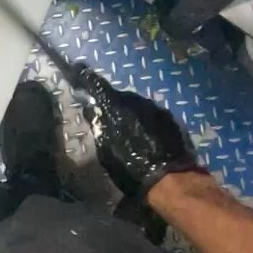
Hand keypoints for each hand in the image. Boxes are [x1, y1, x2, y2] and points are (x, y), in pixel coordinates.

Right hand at [81, 69, 204, 198]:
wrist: (171, 180)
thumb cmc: (132, 169)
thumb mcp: (107, 152)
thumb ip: (98, 128)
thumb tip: (91, 110)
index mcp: (117, 108)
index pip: (99, 87)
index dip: (88, 80)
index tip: (80, 72)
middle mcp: (138, 101)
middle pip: (122, 97)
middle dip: (115, 104)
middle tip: (111, 118)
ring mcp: (158, 109)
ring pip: (139, 105)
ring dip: (133, 113)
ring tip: (131, 131)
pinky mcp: (172, 119)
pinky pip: (154, 115)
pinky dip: (148, 122)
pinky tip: (148, 137)